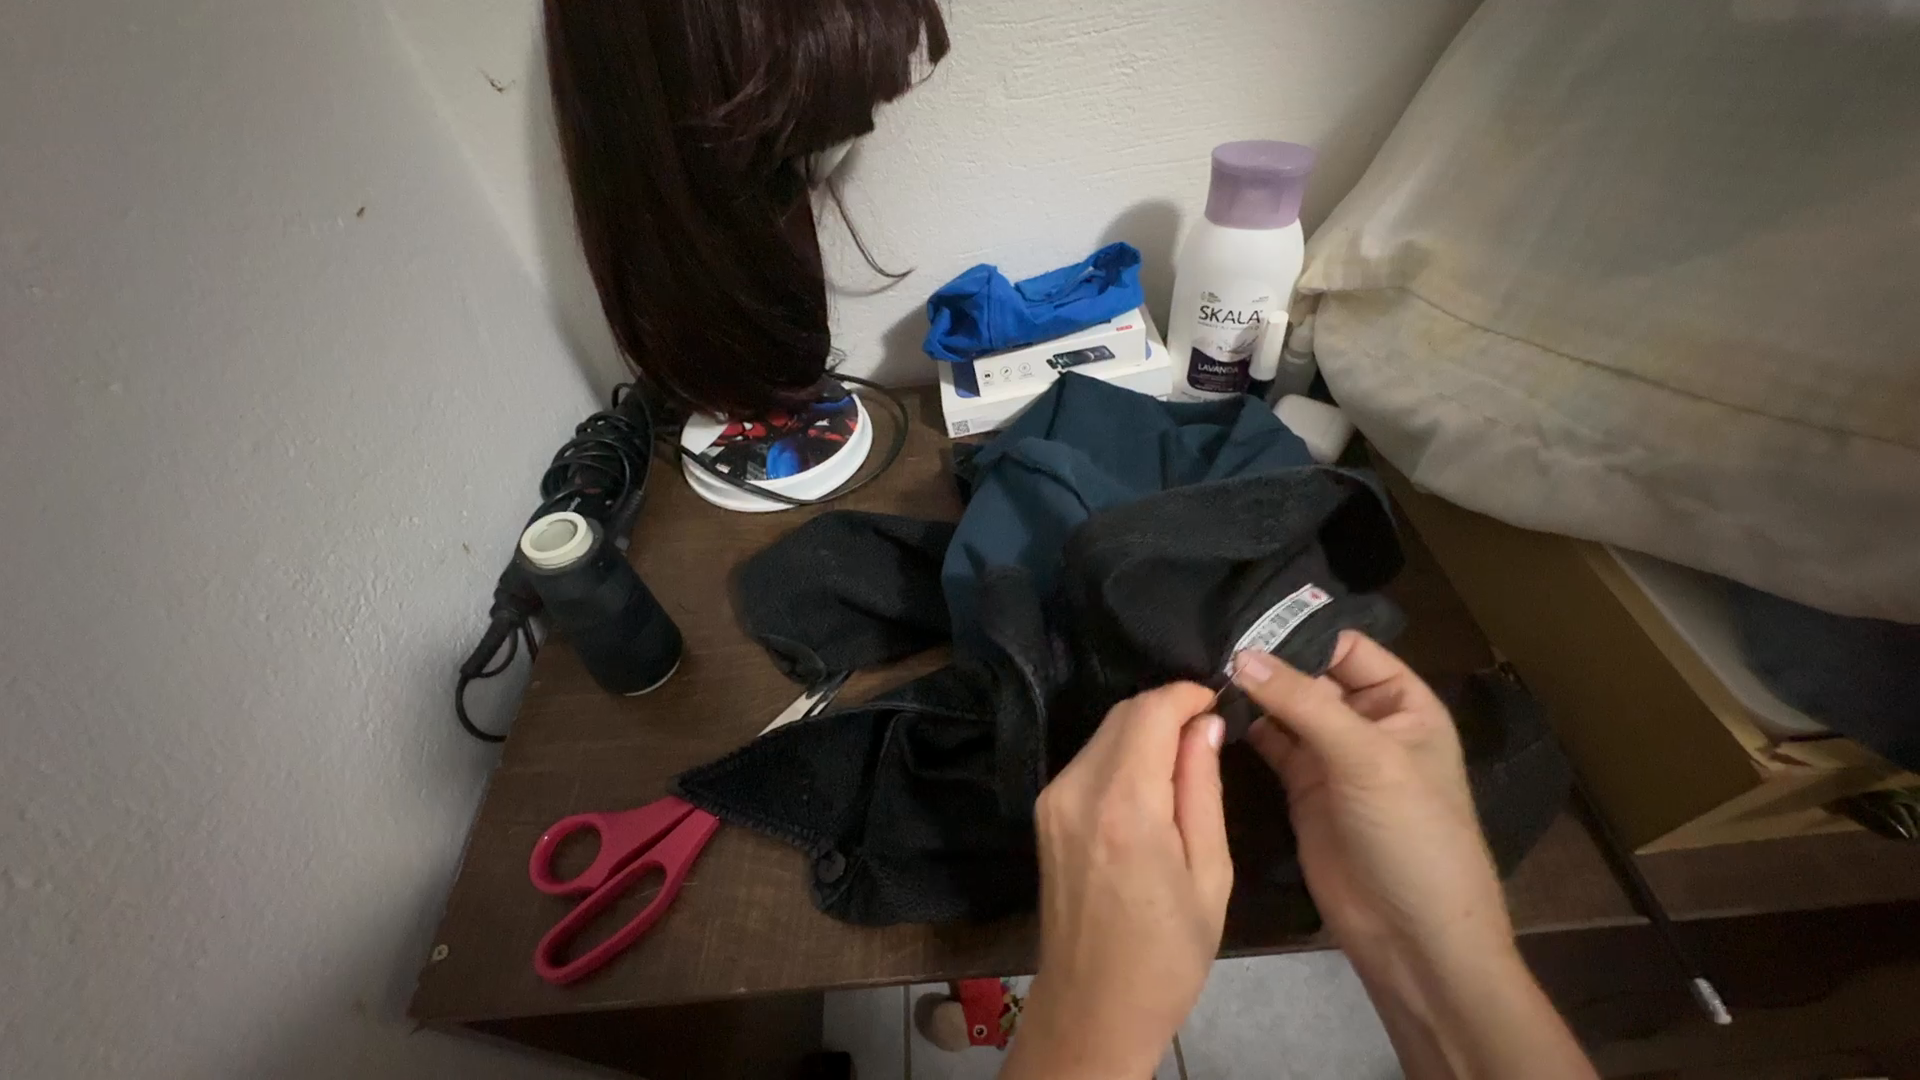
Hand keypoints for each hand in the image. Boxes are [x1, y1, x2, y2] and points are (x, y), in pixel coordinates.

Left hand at [1001, 684, 1230, 1079]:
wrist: (1092, 1007)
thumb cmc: (1167, 954)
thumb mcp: (1209, 874)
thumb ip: (1202, 788)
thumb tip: (1205, 725)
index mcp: (1124, 806)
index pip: (1150, 711)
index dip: (1185, 695)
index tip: (1216, 702)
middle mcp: (1076, 789)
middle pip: (1122, 714)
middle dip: (1166, 709)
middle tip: (1206, 732)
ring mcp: (1052, 798)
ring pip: (1103, 733)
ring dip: (1143, 731)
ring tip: (1184, 760)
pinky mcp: (1043, 811)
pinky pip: (1088, 760)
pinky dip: (1121, 754)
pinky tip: (1148, 783)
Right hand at [1235, 632, 1510, 987]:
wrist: (1411, 936)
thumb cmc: (1410, 834)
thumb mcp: (1366, 758)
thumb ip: (1301, 703)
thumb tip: (1238, 655)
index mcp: (1401, 703)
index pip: (1344, 647)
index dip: (1297, 632)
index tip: (1239, 621)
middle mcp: (1364, 720)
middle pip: (1307, 674)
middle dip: (1264, 660)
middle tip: (1204, 642)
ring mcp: (1330, 753)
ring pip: (1282, 706)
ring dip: (1248, 692)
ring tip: (1197, 669)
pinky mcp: (1300, 783)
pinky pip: (1267, 740)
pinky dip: (1241, 725)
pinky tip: (1207, 710)